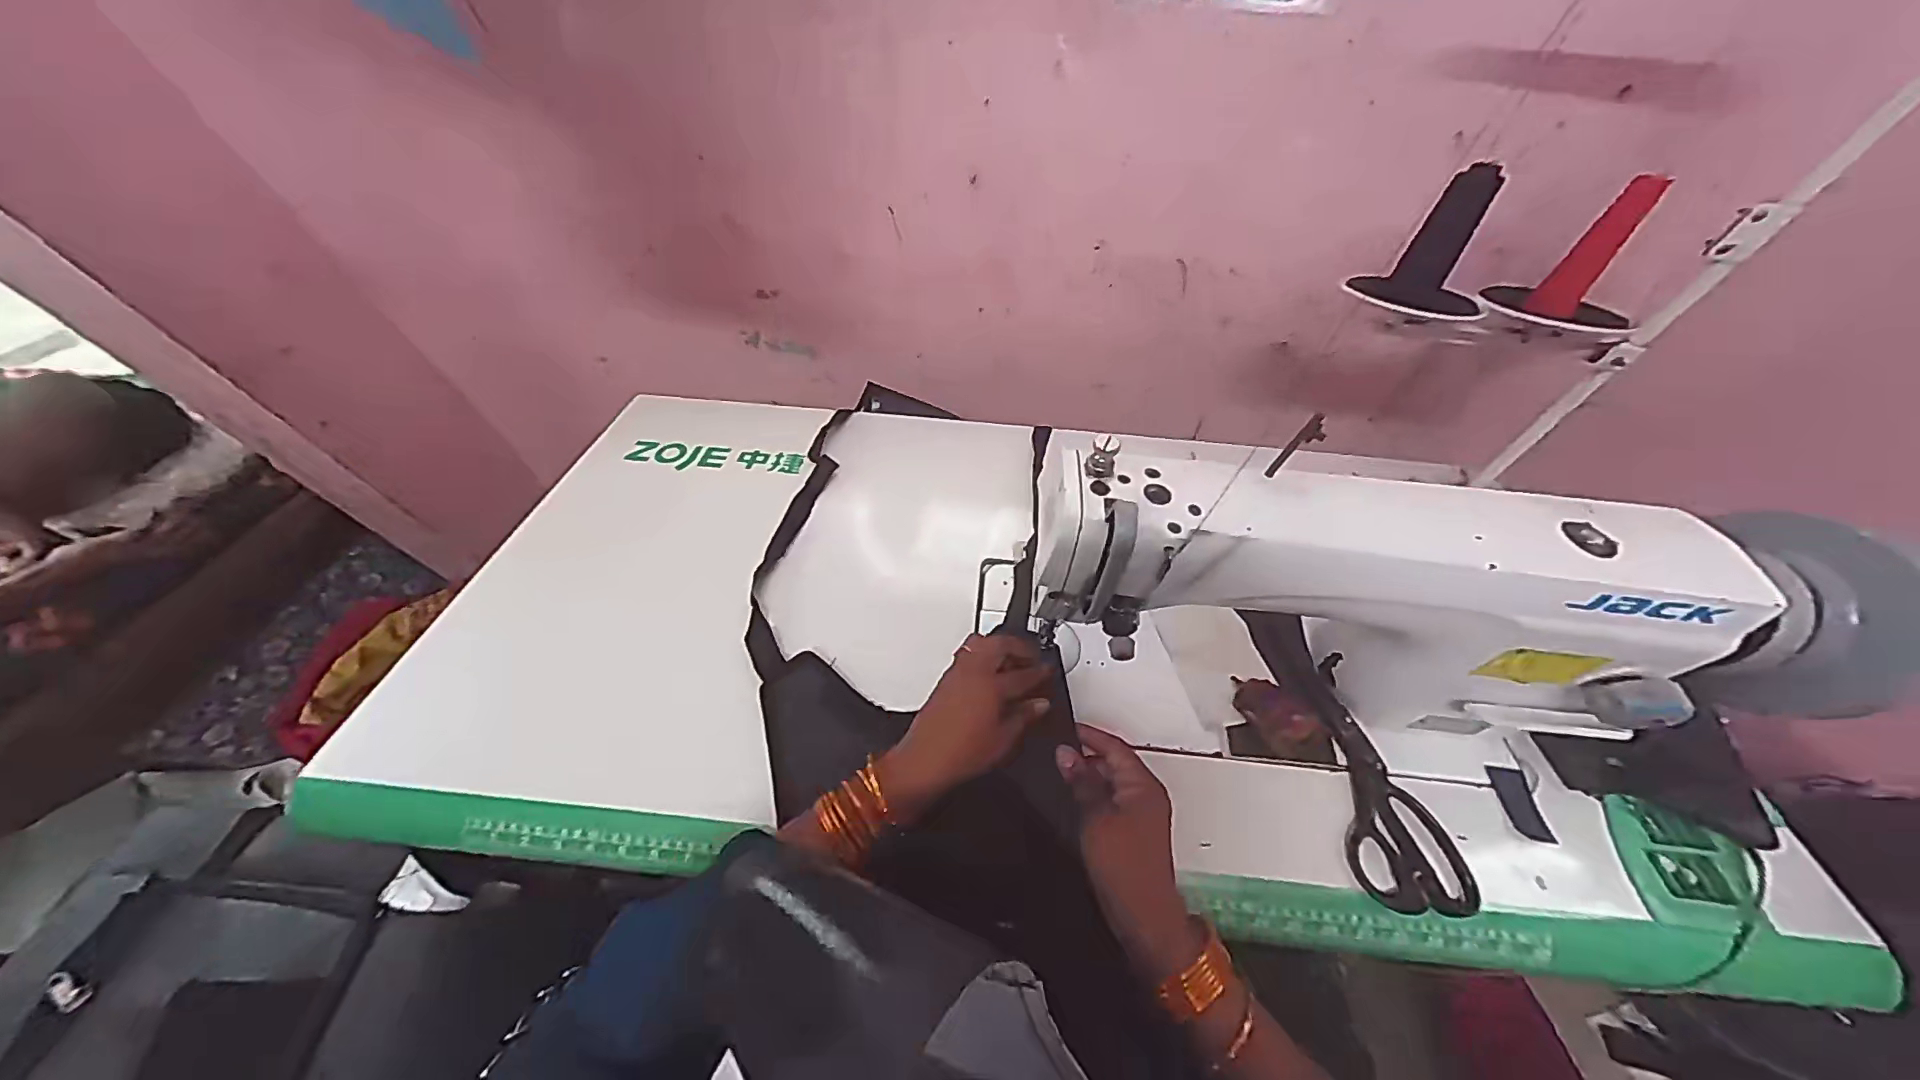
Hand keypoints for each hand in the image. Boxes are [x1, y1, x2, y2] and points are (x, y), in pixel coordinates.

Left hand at [880, 632, 1053, 821]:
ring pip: (980, 643)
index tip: (1047, 671)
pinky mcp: (945, 679)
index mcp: (991, 686)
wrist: (926, 759)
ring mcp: (957, 673)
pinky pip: (967, 654)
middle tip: (1031, 656)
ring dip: (998, 645)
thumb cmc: (959, 753)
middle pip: (1000, 644)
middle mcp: (973, 673)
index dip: (1040, 672)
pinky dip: (981, 654)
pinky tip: (988, 671)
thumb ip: (1024, 717)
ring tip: (1010, 658)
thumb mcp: (1003, 740)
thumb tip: (1038, 706)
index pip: (1023, 673)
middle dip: (1020, 646)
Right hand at [1057, 725, 1203, 979]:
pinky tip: (1074, 800)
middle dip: (1087, 754)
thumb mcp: (1095, 818)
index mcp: (1143, 785)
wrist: (1143, 915)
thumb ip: (1081, 782)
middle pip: (1116, 762)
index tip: (1066, 727)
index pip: (1115, 747)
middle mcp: (1147, 795)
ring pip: (1113, 781)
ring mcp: (1143, 813)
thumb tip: (1066, 753)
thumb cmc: (1125, 868)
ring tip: (1061, 773)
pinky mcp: (1134, 830)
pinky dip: (1094, 794)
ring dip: (1090, 775)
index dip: (1090, 735)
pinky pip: (1113, 799)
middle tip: (1057, 751)